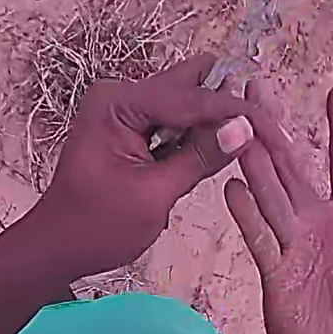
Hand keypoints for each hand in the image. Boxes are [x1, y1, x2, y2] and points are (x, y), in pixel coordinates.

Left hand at [22, 55, 254, 278]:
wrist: (56, 246)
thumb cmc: (97, 226)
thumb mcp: (154, 195)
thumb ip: (200, 158)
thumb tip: (245, 128)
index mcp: (118, 104)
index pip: (192, 99)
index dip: (237, 113)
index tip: (276, 128)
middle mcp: (120, 95)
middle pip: (190, 87)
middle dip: (228, 106)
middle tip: (268, 128)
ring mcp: (124, 110)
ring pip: (184, 102)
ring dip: (215, 120)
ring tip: (253, 137)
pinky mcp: (129, 127)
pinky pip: (172, 121)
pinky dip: (196, 134)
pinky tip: (222, 146)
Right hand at [225, 82, 332, 333]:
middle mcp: (320, 220)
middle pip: (293, 166)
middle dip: (276, 128)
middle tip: (254, 89)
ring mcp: (294, 244)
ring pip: (271, 194)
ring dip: (255, 162)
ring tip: (237, 129)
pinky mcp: (276, 272)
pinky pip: (260, 238)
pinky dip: (247, 214)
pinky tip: (232, 188)